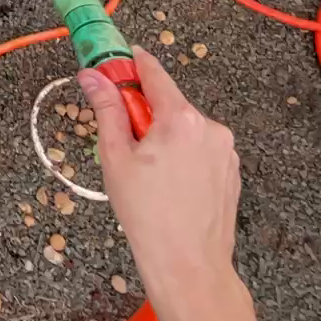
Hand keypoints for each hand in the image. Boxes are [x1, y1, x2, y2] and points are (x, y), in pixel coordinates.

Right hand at [79, 48, 294, 320]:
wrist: (189, 264)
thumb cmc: (148, 213)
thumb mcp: (115, 155)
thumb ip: (106, 108)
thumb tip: (91, 76)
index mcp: (181, 119)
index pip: (153, 72)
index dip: (129, 62)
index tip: (111, 55)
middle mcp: (210, 128)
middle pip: (166, 100)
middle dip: (140, 108)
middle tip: (118, 135)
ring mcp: (225, 150)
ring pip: (180, 125)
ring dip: (158, 132)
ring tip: (141, 166)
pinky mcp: (229, 170)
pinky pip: (196, 145)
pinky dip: (176, 150)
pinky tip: (162, 178)